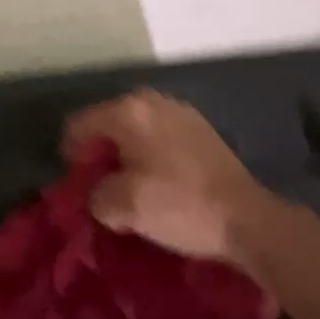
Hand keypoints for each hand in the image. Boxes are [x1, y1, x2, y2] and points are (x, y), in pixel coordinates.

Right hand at [64, 89, 274, 260]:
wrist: (248, 218)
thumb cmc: (181, 205)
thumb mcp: (126, 208)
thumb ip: (97, 197)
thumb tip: (100, 195)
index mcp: (128, 110)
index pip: (79, 123)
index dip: (72, 154)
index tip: (80, 184)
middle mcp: (150, 100)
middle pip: (108, 122)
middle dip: (101, 152)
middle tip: (105, 186)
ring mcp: (179, 110)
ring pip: (135, 128)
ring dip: (127, 153)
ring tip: (133, 185)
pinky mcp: (199, 127)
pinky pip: (159, 135)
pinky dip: (151, 153)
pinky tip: (161, 180)